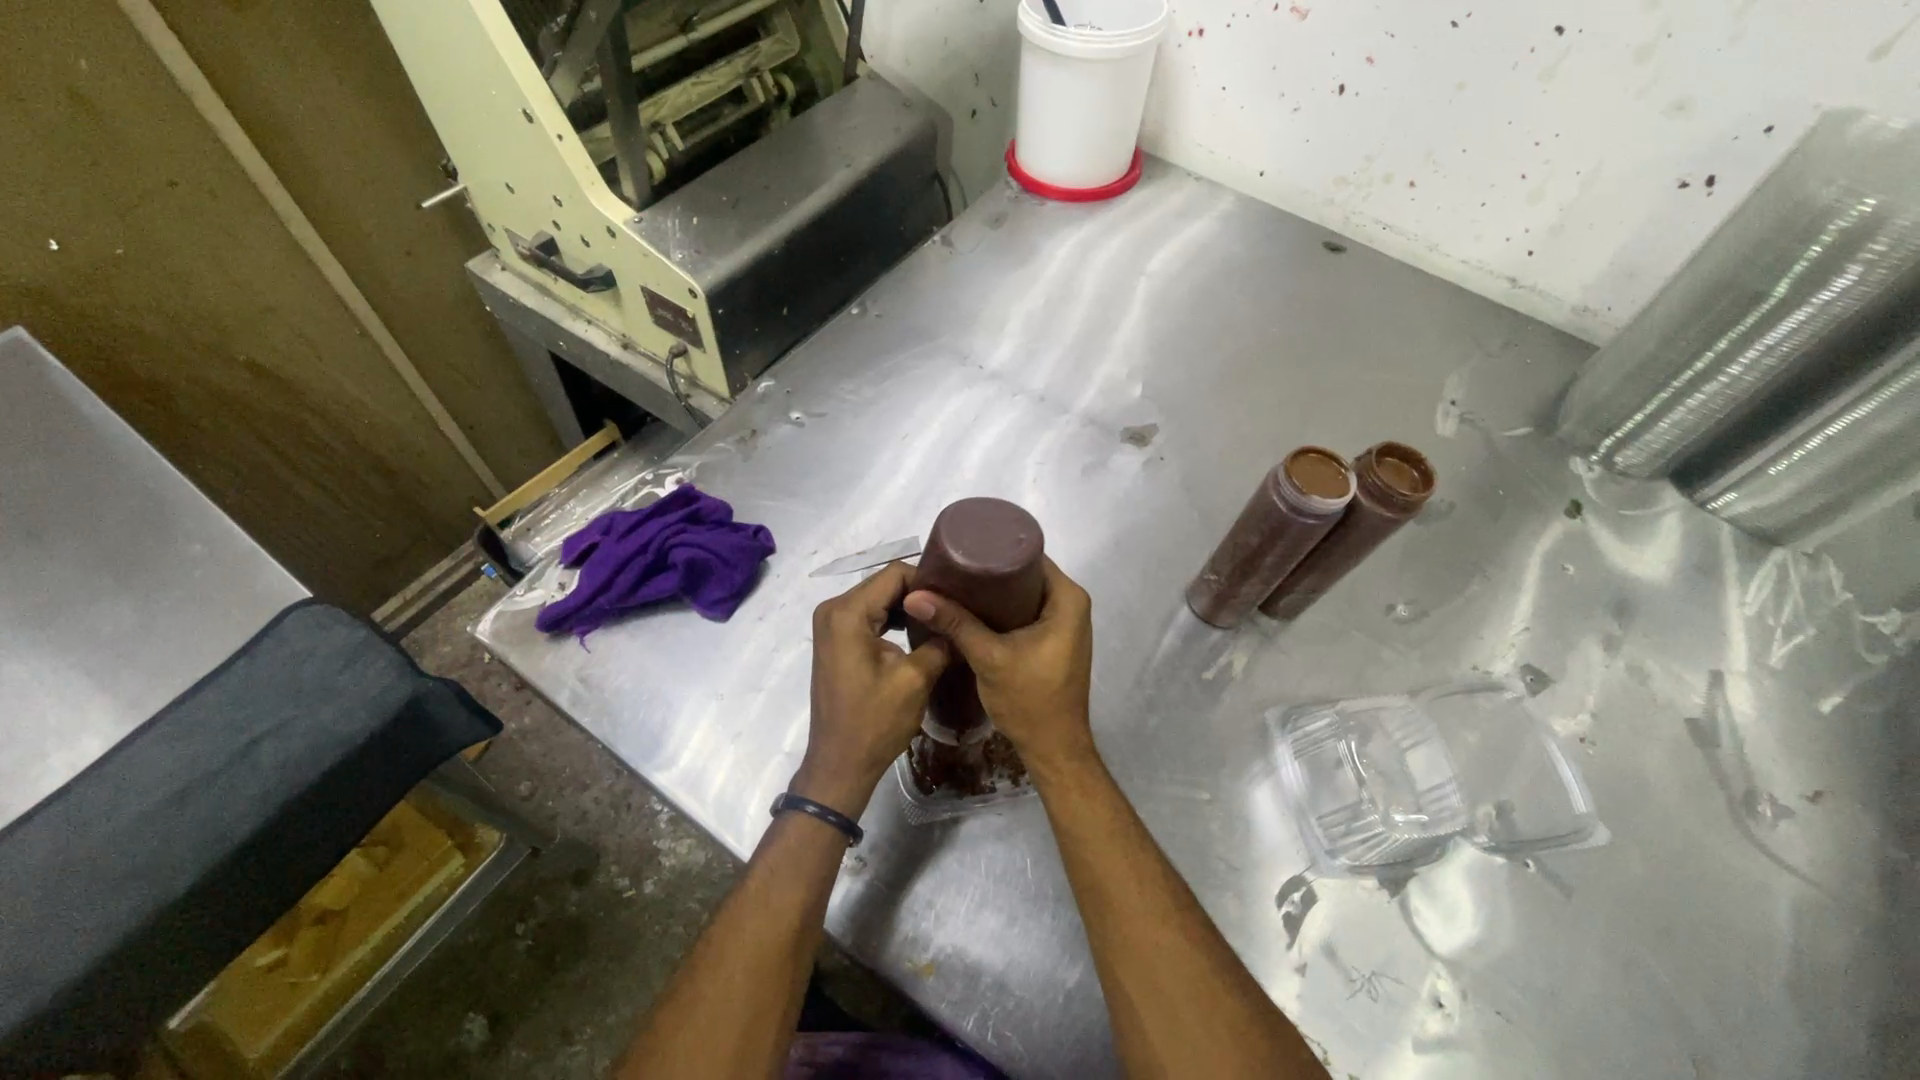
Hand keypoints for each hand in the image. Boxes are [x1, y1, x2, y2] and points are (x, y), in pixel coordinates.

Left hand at [797, 562, 949, 816]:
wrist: (840, 764)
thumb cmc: (874, 722)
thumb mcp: (915, 679)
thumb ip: (939, 641)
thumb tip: (959, 623)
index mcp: (847, 612)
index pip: (895, 573)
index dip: (929, 581)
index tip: (958, 598)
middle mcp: (834, 610)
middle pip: (885, 584)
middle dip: (921, 595)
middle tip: (956, 609)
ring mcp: (832, 626)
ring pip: (879, 600)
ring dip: (910, 609)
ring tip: (944, 622)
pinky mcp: (837, 642)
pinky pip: (870, 618)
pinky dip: (895, 622)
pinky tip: (921, 636)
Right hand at [902, 558, 1096, 778]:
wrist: (1053, 748)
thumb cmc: (1030, 699)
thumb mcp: (989, 656)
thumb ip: (955, 623)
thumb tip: (915, 595)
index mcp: (1068, 599)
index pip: (1030, 556)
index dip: (995, 549)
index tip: (961, 549)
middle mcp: (1072, 605)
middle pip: (1025, 574)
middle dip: (990, 571)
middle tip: (950, 568)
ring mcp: (1066, 624)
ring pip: (1024, 595)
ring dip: (994, 592)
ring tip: (956, 585)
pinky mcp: (1055, 641)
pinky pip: (1027, 613)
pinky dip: (1003, 611)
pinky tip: (972, 611)